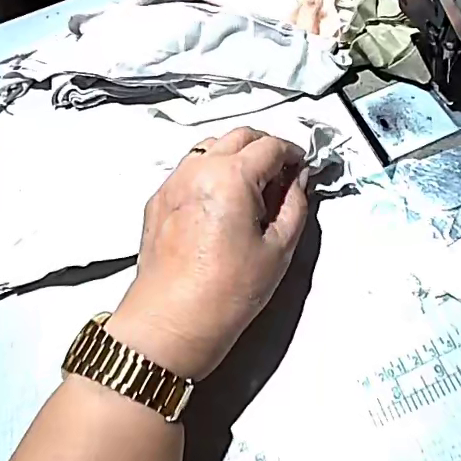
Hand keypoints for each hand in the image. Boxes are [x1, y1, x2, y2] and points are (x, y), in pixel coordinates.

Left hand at [107, 128, 309, 380]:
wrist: (169, 325)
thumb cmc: (221, 294)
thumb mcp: (279, 247)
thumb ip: (295, 204)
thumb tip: (297, 183)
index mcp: (230, 177)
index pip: (271, 146)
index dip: (294, 154)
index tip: (302, 167)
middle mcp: (198, 171)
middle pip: (240, 136)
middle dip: (267, 148)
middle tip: (283, 173)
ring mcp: (174, 183)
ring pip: (213, 146)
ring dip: (238, 155)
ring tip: (255, 187)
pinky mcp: (159, 200)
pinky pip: (191, 168)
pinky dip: (213, 170)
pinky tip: (226, 201)